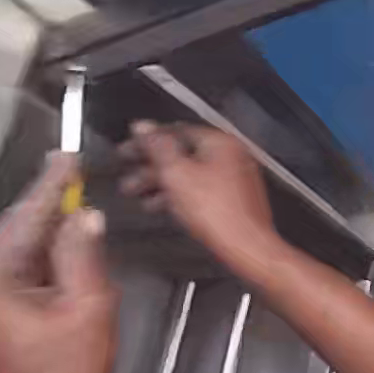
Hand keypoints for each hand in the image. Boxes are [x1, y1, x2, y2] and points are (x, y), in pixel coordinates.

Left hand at [0, 154, 115, 372]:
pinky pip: (18, 276)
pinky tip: (70, 258)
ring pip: (19, 254)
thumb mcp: (89, 309)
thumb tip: (84, 219)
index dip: (51, 186)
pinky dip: (46, 263)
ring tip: (81, 219)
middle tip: (76, 180)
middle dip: (50, 209)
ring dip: (51, 238)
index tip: (66, 158)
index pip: (24, 220)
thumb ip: (83, 256)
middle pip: (16, 233)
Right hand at [120, 122, 278, 270]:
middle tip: (126, 172)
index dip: (147, 140)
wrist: (246, 246)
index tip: (127, 149)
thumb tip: (143, 126)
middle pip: (182, 154)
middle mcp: (232, 156)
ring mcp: (235, 178)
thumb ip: (157, 147)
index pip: (176, 132)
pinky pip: (201, 190)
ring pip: (190, 174)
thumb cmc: (216, 212)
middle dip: (150, 165)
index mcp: (221, 143)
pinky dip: (179, 195)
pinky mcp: (234, 199)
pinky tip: (160, 206)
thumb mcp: (176, 173)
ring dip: (159, 182)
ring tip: (133, 193)